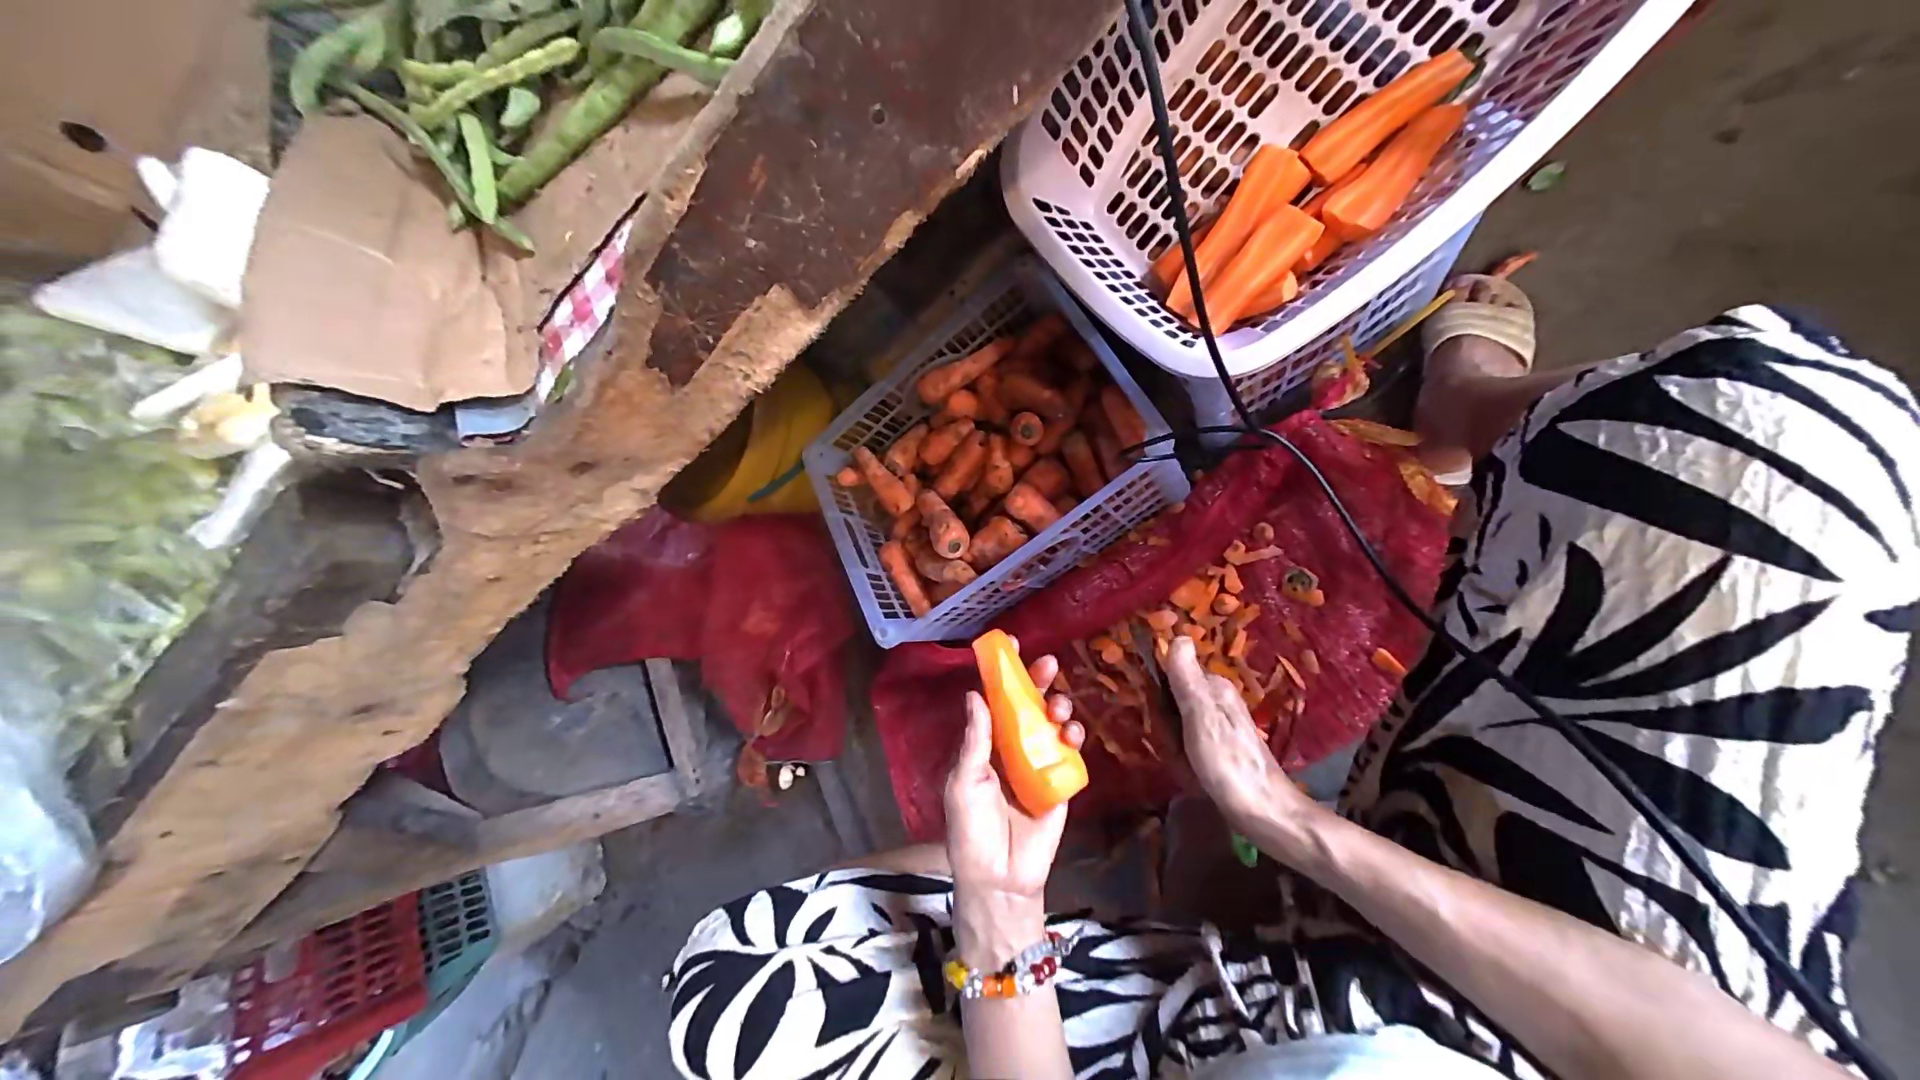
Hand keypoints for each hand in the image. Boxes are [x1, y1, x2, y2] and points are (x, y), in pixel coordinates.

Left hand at [945, 643, 1081, 966]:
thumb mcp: (964, 781)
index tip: (1010, 647)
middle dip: (1037, 681)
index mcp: (985, 745)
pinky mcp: (1061, 780)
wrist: (1001, 876)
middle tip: (1047, 664)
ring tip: (1058, 706)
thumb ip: (975, 740)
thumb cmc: (972, 829)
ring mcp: (1038, 762)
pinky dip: (1073, 736)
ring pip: (1051, 722)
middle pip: (1027, 705)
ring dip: (1057, 706)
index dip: (1003, 675)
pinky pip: (1069, 750)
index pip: (995, 701)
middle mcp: (1012, 747)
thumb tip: (974, 694)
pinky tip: (1071, 731)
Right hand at [1165, 636, 1314, 836]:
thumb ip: (1187, 679)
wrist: (1264, 813)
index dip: (1157, 684)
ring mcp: (1223, 725)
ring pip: (1183, 717)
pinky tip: (1180, 762)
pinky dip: (1181, 747)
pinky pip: (1190, 737)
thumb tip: (1178, 636)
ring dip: (1171, 733)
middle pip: (1178, 694)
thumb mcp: (1201, 716)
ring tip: (1171, 753)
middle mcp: (1222, 701)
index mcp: (1217, 688)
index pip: (1177, 670)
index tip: (1146, 703)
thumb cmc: (1228, 763)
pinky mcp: (1223, 748)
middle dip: (1163, 713)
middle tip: (1162, 737)